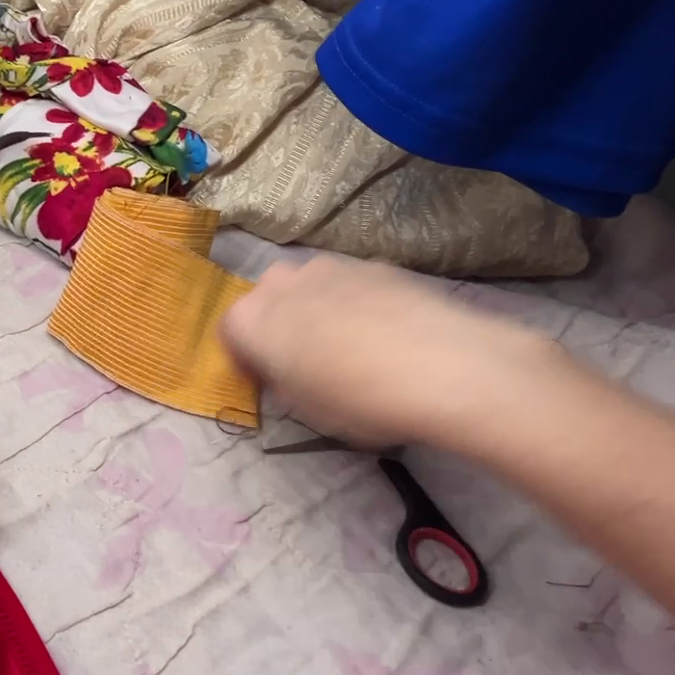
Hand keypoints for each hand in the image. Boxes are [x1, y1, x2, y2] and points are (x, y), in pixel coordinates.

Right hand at [219, 255, 574, 449]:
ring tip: (348, 347)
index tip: (266, 380)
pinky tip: (384, 335)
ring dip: (314, 312)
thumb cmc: (359, 398)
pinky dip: (353, 304)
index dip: (246, 360)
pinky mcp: (371, 265)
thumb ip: (283, 384)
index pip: (229, 335)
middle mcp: (278, 282)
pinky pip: (347, 286)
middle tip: (304, 363)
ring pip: (307, 290)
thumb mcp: (306, 410)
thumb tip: (286, 375)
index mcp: (249, 319)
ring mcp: (326, 267)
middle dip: (278, 328)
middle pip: (266, 304)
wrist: (445, 366)